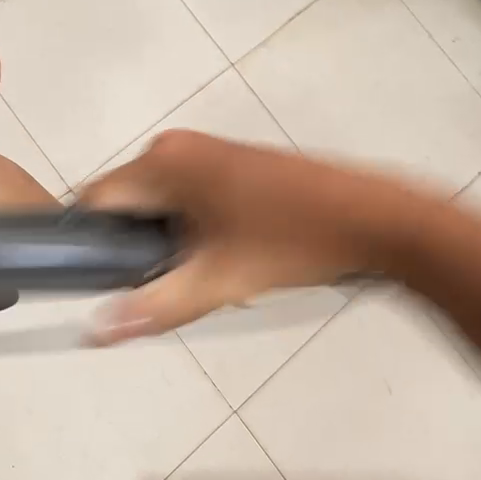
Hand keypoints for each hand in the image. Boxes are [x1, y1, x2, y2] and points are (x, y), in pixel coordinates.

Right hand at [76, 131, 433, 342]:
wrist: (387, 223)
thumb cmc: (296, 245)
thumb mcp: (220, 282)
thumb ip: (153, 307)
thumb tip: (93, 334)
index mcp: (160, 163)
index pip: (94, 200)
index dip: (92, 241)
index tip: (112, 274)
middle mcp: (171, 145)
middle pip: (122, 200)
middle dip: (132, 240)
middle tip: (168, 275)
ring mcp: (200, 147)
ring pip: (151, 198)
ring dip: (160, 233)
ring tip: (199, 266)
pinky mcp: (225, 156)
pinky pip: (178, 190)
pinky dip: (185, 220)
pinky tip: (221, 246)